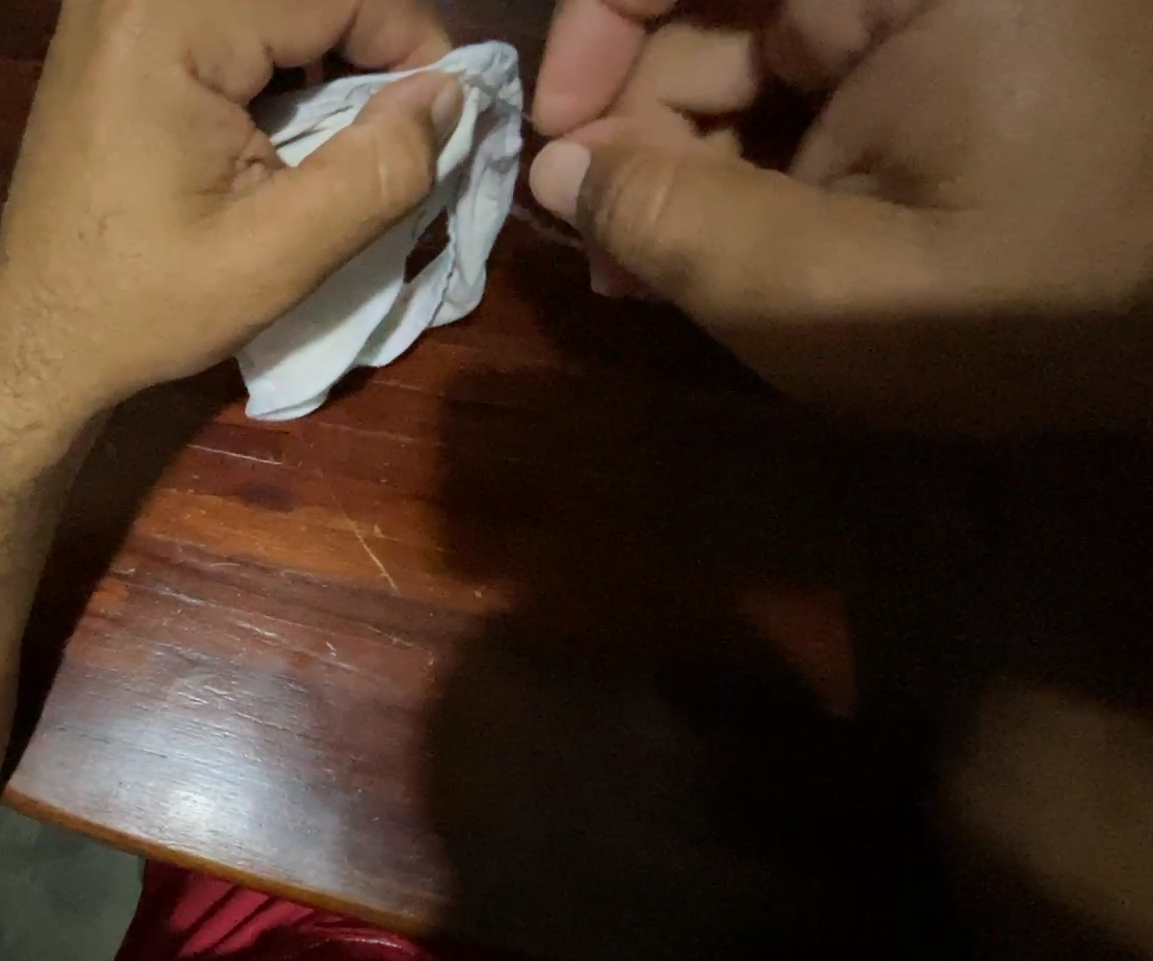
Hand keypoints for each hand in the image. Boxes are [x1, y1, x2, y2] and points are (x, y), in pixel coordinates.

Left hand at [0, 0, 462, 422]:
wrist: (42, 340)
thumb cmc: (144, 311)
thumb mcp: (270, 261)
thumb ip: (372, 175)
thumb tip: (445, 97)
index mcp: (165, 22)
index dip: (405, 36)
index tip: (439, 108)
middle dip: (357, 46)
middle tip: (389, 124)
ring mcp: (108, 12)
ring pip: (256, 9)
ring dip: (313, 57)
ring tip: (334, 136)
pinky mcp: (106, 42)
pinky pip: (212, 28)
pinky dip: (264, 66)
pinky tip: (272, 128)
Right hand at [529, 0, 1152, 431]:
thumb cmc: (1018, 320)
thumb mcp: (808, 291)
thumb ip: (663, 223)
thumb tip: (551, 170)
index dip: (598, 21)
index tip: (554, 141)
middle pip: (702, 18)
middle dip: (629, 135)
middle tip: (606, 251)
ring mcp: (919, 19)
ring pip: (725, 69)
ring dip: (665, 172)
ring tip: (644, 273)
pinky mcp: (917, 63)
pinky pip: (772, 102)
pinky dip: (718, 177)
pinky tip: (698, 252)